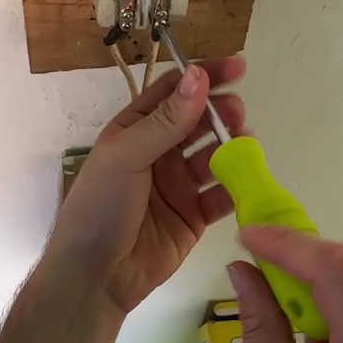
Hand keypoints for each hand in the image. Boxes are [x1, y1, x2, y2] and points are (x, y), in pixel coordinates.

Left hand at [44, 57, 248, 313]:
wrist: (95, 275)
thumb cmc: (100, 208)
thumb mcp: (126, 155)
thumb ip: (166, 120)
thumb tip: (199, 76)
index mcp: (134, 132)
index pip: (172, 92)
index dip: (203, 77)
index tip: (238, 67)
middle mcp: (157, 155)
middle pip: (198, 123)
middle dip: (221, 113)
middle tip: (238, 113)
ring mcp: (177, 187)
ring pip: (214, 157)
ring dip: (232, 146)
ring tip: (245, 143)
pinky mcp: (193, 218)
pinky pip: (221, 196)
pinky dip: (237, 186)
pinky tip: (247, 179)